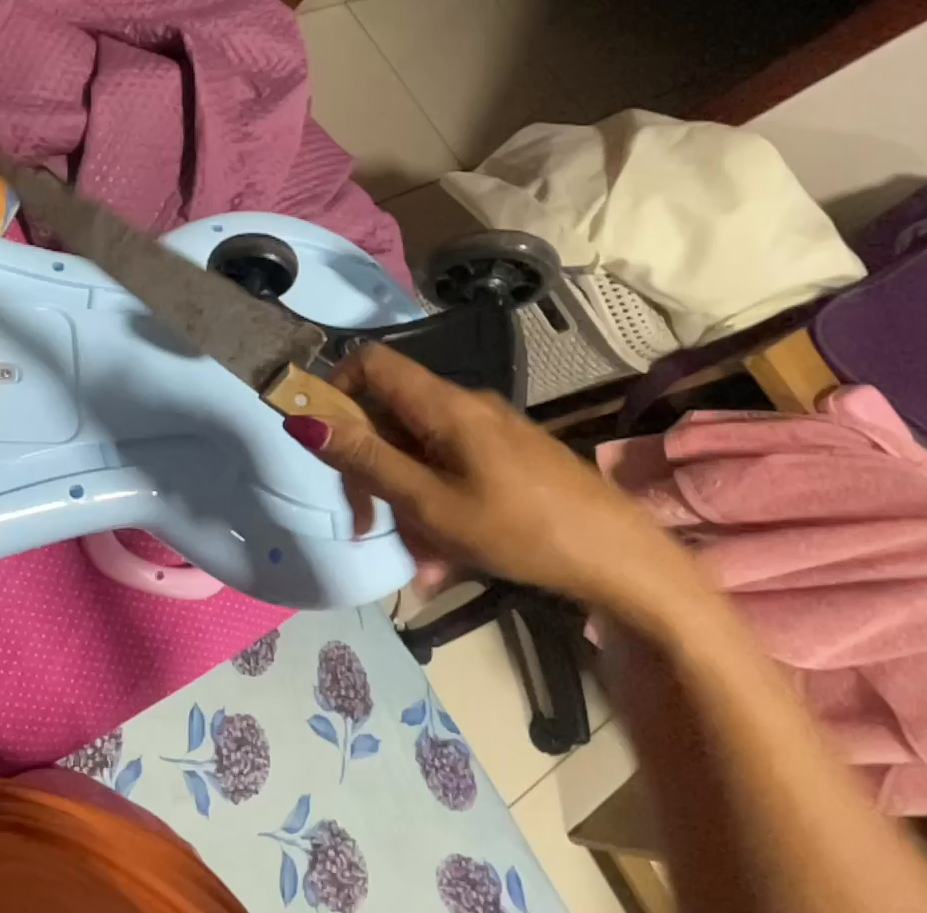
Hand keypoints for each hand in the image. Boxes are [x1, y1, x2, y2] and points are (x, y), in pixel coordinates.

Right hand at [284, 343, 689, 606]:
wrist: (625, 564)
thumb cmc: (520, 530)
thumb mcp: (427, 501)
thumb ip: (363, 458)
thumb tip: (301, 418)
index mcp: (444, 405)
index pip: (370, 362)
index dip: (335, 388)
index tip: (324, 441)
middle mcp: (466, 405)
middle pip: (389, 415)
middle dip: (368, 467)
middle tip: (365, 524)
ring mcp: (492, 431)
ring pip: (418, 451)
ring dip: (402, 500)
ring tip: (420, 563)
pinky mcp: (510, 457)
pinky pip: (449, 468)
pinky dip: (434, 505)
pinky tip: (447, 559)